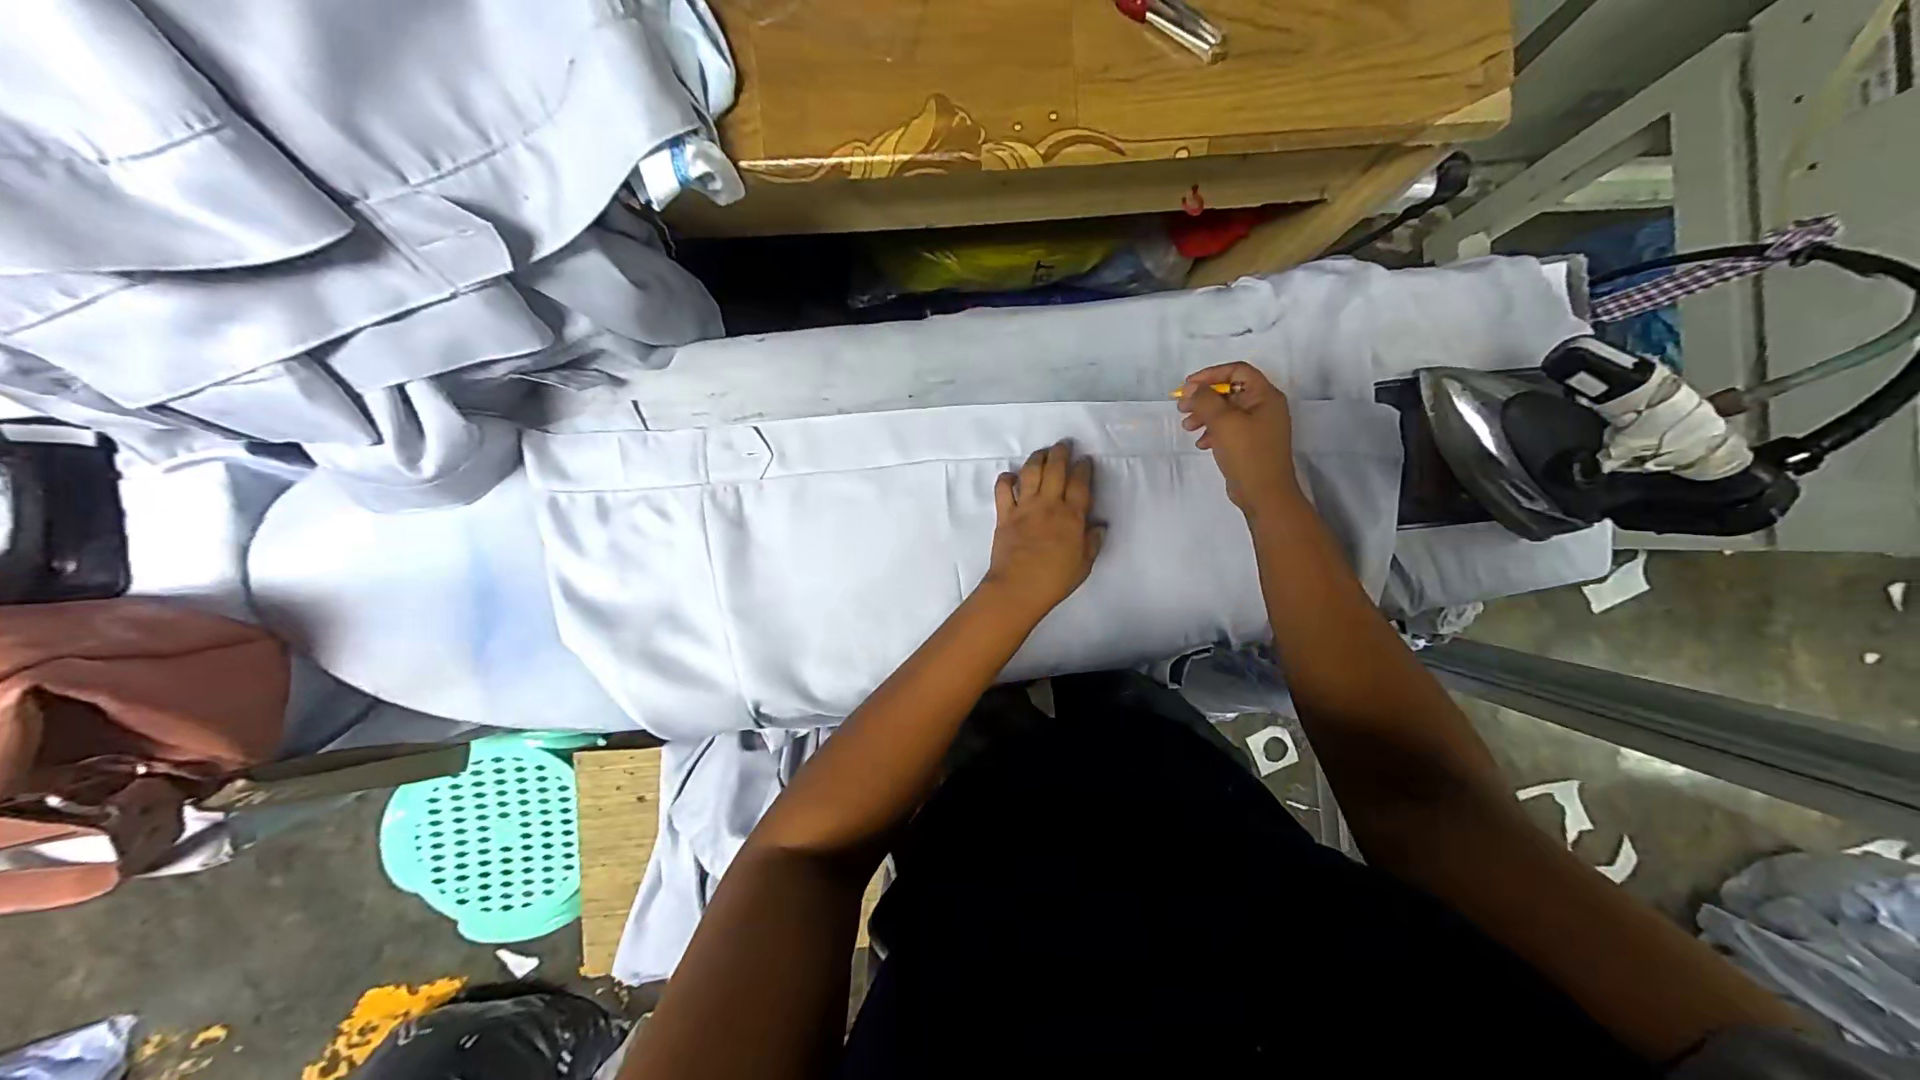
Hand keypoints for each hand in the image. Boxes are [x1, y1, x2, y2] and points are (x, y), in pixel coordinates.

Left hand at [981, 441, 1104, 617]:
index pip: (1080, 483)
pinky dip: (1006, 479)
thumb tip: (1099, 526)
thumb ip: (1092, 542)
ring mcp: (1024, 507)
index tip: (1084, 459)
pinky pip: (1003, 490)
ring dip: (1038, 458)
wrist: (1018, 588)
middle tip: (1064, 444)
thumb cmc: (1054, 579)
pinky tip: (1010, 475)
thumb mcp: (1084, 564)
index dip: (1083, 468)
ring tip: (1043, 452)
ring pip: (1031, 472)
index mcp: (1072, 516)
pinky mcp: (1004, 514)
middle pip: (1055, 470)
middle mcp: (1048, 505)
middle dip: (1061, 453)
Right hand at [1176, 363, 1304, 517]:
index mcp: (1265, 396)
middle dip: (1204, 398)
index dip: (1211, 374)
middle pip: (1229, 391)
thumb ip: (1206, 400)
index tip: (1188, 386)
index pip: (1238, 370)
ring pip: (1225, 411)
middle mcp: (1264, 407)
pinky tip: (1201, 443)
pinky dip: (1212, 432)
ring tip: (1187, 427)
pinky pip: (1228, 429)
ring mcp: (1257, 426)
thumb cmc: (1248, 454)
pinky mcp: (1249, 443)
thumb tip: (1191, 387)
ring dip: (1204, 415)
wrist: (1265, 494)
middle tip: (1181, 407)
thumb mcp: (1224, 422)